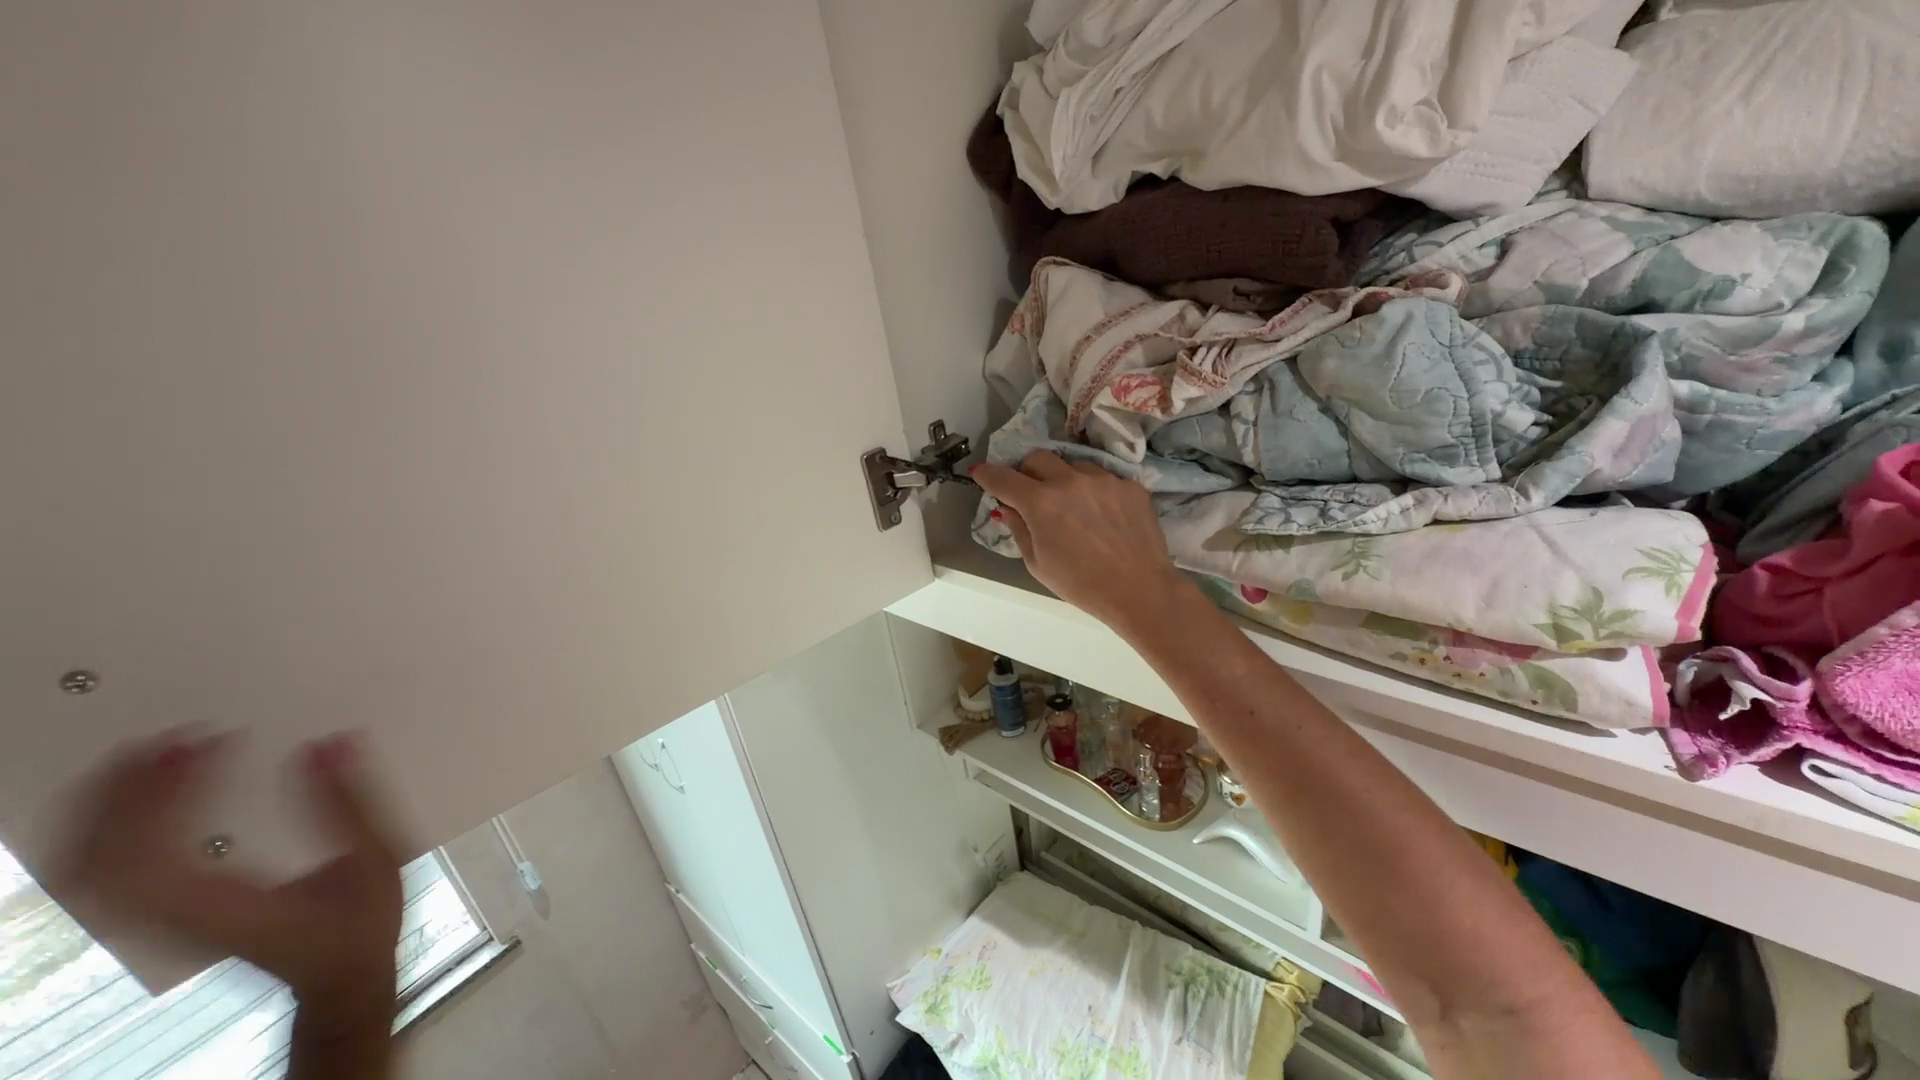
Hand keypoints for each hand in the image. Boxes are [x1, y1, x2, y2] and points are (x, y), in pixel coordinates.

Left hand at [56, 731, 403, 1010]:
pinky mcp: (158, 912)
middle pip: (104, 856)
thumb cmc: (356, 925)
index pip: (160, 849)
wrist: (338, 976)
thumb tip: (332, 742)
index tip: (216, 740)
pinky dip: (104, 826)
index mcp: (222, 906)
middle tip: (172, 737)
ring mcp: (157, 919)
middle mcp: (175, 917)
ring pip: (87, 866)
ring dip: (106, 803)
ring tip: (148, 752)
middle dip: (127, 788)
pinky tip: (133, 793)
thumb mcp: (374, 860)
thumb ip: (352, 802)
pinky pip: (100, 873)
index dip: (175, 788)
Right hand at [973, 450, 1199, 635]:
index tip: (981, 473)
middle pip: (1038, 458)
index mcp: (1041, 503)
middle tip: (1031, 493)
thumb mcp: (1038, 564)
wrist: (1139, 590)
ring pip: (1073, 465)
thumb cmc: (1081, 585)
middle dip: (1028, 472)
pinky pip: (1105, 479)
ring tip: (1073, 505)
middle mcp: (1070, 481)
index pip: (1003, 478)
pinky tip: (1103, 516)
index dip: (988, 475)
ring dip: (1064, 479)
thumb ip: (1019, 529)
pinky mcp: (1130, 485)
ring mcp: (1104, 480)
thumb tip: (1008, 508)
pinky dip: (1095, 491)